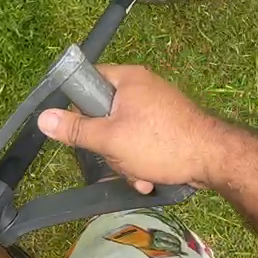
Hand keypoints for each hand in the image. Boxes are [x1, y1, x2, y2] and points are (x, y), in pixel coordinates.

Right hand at [36, 65, 237, 192]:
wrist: (214, 158)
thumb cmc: (161, 143)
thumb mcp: (111, 139)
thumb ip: (76, 129)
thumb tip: (43, 118)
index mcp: (127, 78)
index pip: (88, 82)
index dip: (79, 108)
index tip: (82, 131)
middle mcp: (142, 87)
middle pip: (105, 113)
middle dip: (108, 146)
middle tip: (116, 159)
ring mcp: (157, 106)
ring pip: (123, 132)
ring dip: (125, 160)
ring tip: (138, 174)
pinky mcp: (168, 125)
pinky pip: (142, 141)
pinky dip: (142, 160)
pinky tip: (148, 178)